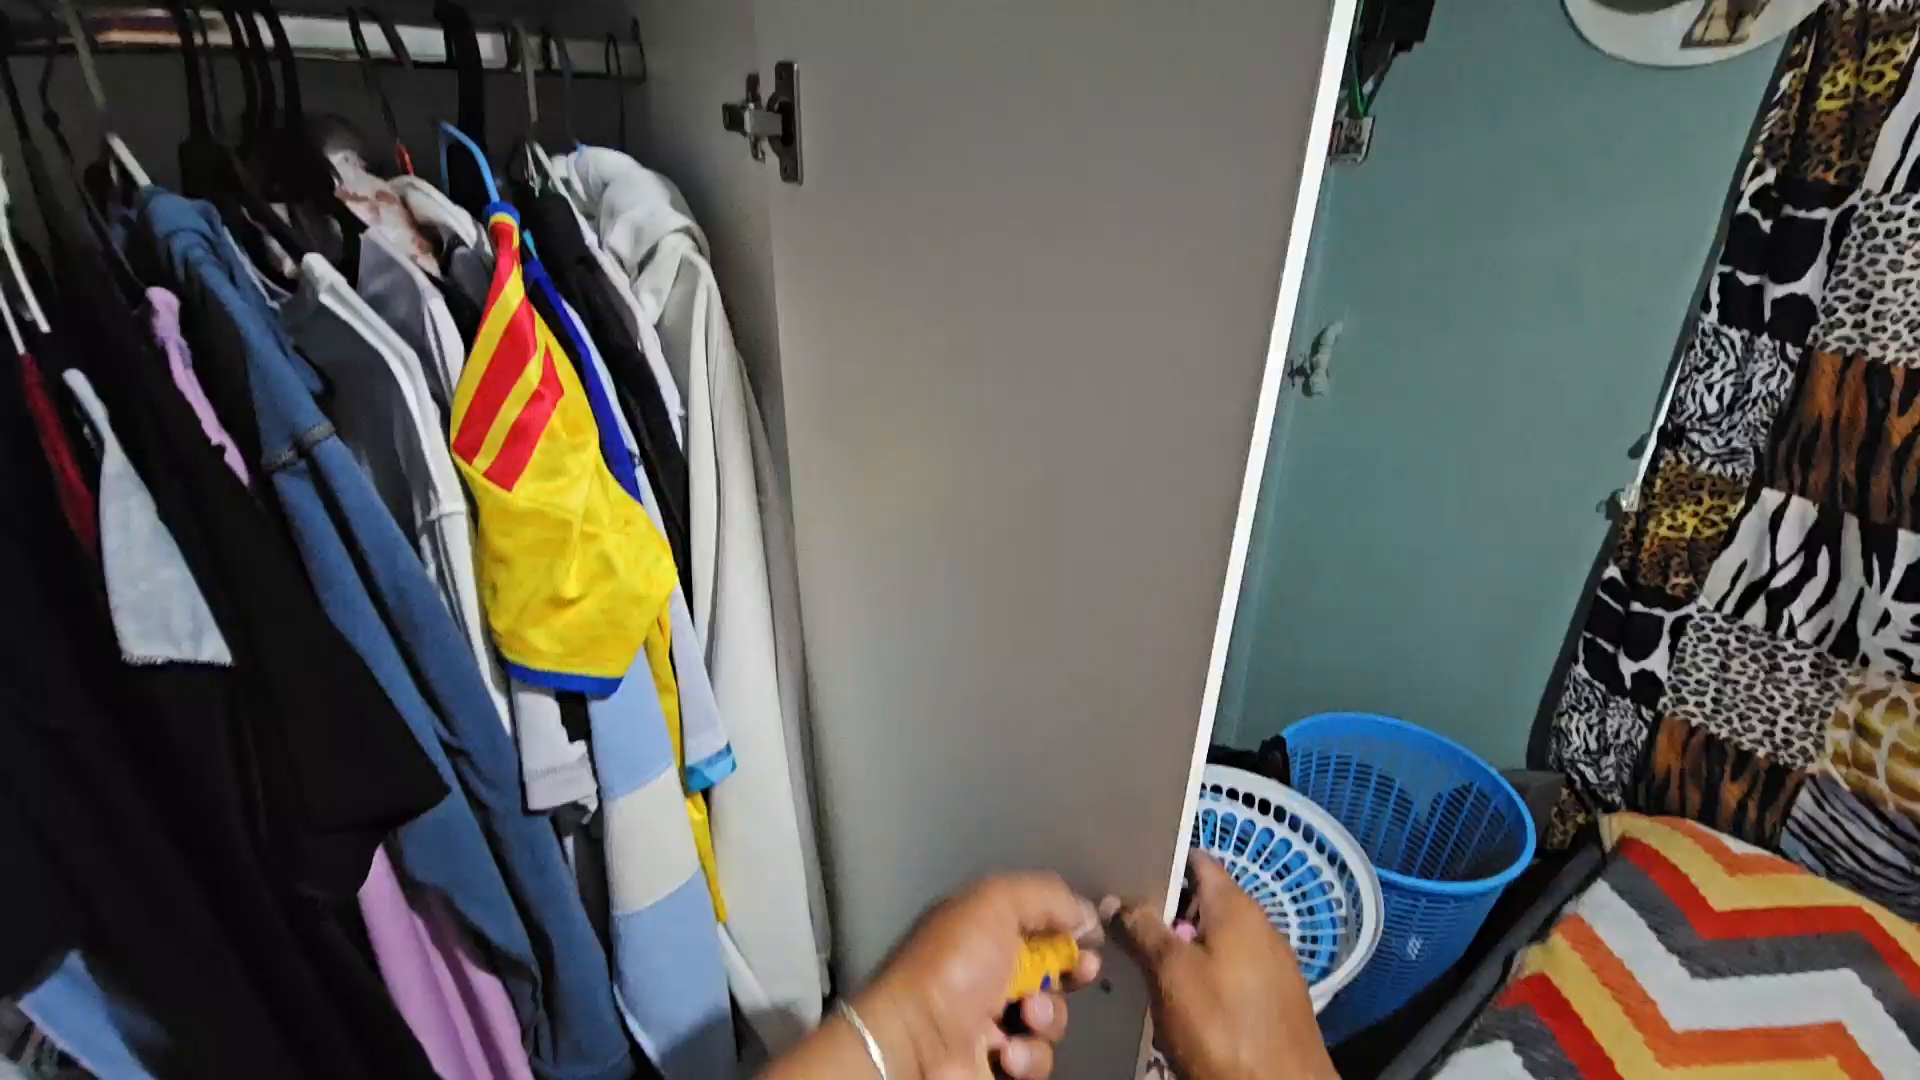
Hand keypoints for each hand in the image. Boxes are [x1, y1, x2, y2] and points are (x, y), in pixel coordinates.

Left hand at [852, 873, 1102, 1078]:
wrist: (916, 1043)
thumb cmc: (955, 964)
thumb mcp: (996, 903)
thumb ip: (1045, 897)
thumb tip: (1087, 913)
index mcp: (986, 927)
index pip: (1040, 921)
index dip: (1070, 928)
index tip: (1090, 940)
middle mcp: (992, 970)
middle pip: (1053, 970)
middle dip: (1071, 974)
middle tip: (1078, 975)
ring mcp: (996, 1021)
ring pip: (1051, 1018)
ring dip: (1047, 1017)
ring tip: (1024, 1018)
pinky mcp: (1002, 1063)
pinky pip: (1037, 1060)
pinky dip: (1029, 1057)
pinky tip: (1008, 1054)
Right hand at [1104, 853, 1336, 1079]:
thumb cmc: (1223, 1027)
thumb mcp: (1170, 972)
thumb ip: (1141, 928)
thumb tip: (1115, 900)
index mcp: (1237, 906)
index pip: (1195, 860)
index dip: (1160, 862)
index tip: (1125, 874)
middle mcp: (1261, 925)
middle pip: (1203, 901)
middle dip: (1164, 911)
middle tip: (1124, 924)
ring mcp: (1273, 965)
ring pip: (1215, 939)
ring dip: (1182, 947)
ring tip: (1144, 963)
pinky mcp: (1276, 1002)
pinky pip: (1232, 970)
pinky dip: (1205, 974)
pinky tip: (1181, 998)